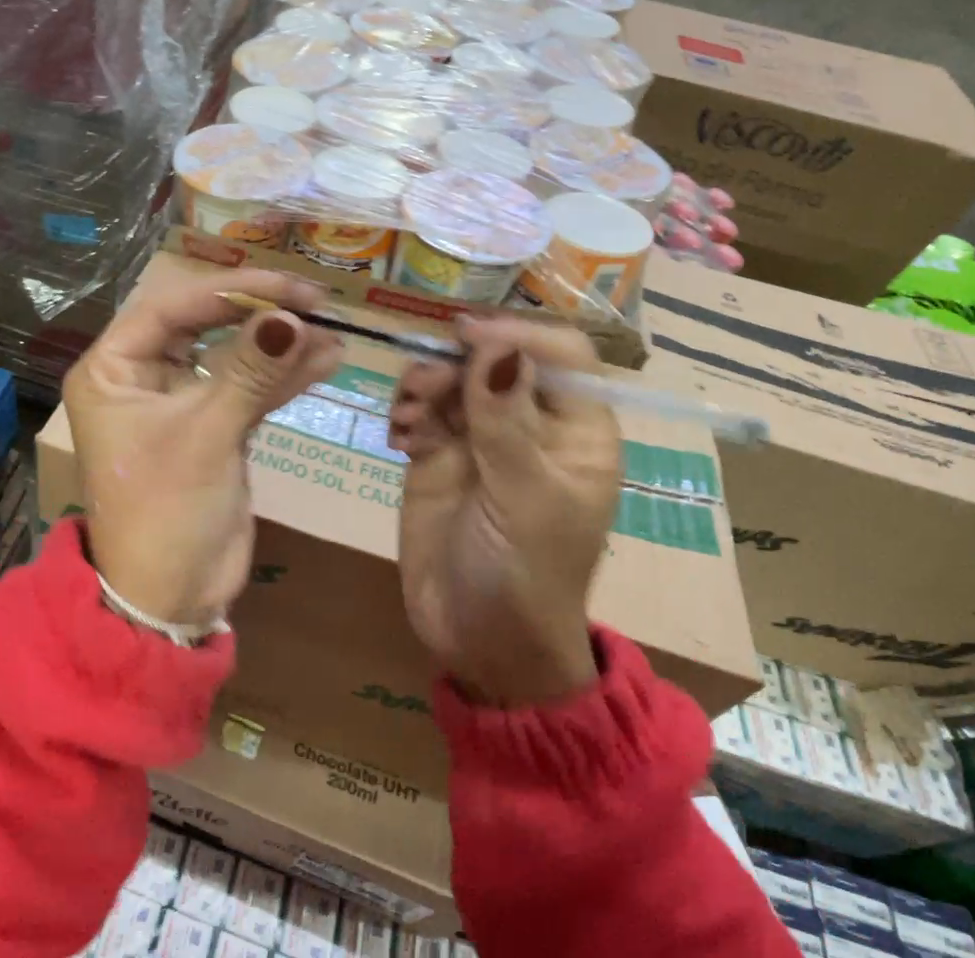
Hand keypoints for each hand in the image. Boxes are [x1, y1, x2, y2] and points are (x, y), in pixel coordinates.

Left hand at [63, 270, 342, 628]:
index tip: (289, 287)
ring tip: (332, 332)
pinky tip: (324, 361)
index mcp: (111, 371)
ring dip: (279, 347)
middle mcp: (139, 379)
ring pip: (230, 358)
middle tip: (316, 303)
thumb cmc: (166, 513)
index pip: (170, 307)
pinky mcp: (210, 431)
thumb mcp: (207, 436)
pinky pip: (247, 391)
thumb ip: (250, 373)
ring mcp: (177, 405)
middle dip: (258, 315)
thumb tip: (292, 316)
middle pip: (202, 325)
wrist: (171, 597)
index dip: (231, 291)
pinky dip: (282, 379)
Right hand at [388, 316, 621, 704]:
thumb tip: (497, 343)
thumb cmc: (524, 572)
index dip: (516, 336)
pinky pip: (419, 415)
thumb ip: (505, 420)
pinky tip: (398, 436)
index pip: (558, 356)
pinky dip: (405, 414)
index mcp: (577, 431)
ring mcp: (477, 444)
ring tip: (406, 419)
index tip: (464, 335)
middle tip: (423, 389)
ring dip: (423, 386)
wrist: (479, 640)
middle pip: (493, 362)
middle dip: (456, 365)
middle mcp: (528, 427)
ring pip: (449, 383)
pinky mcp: (434, 462)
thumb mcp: (524, 497)